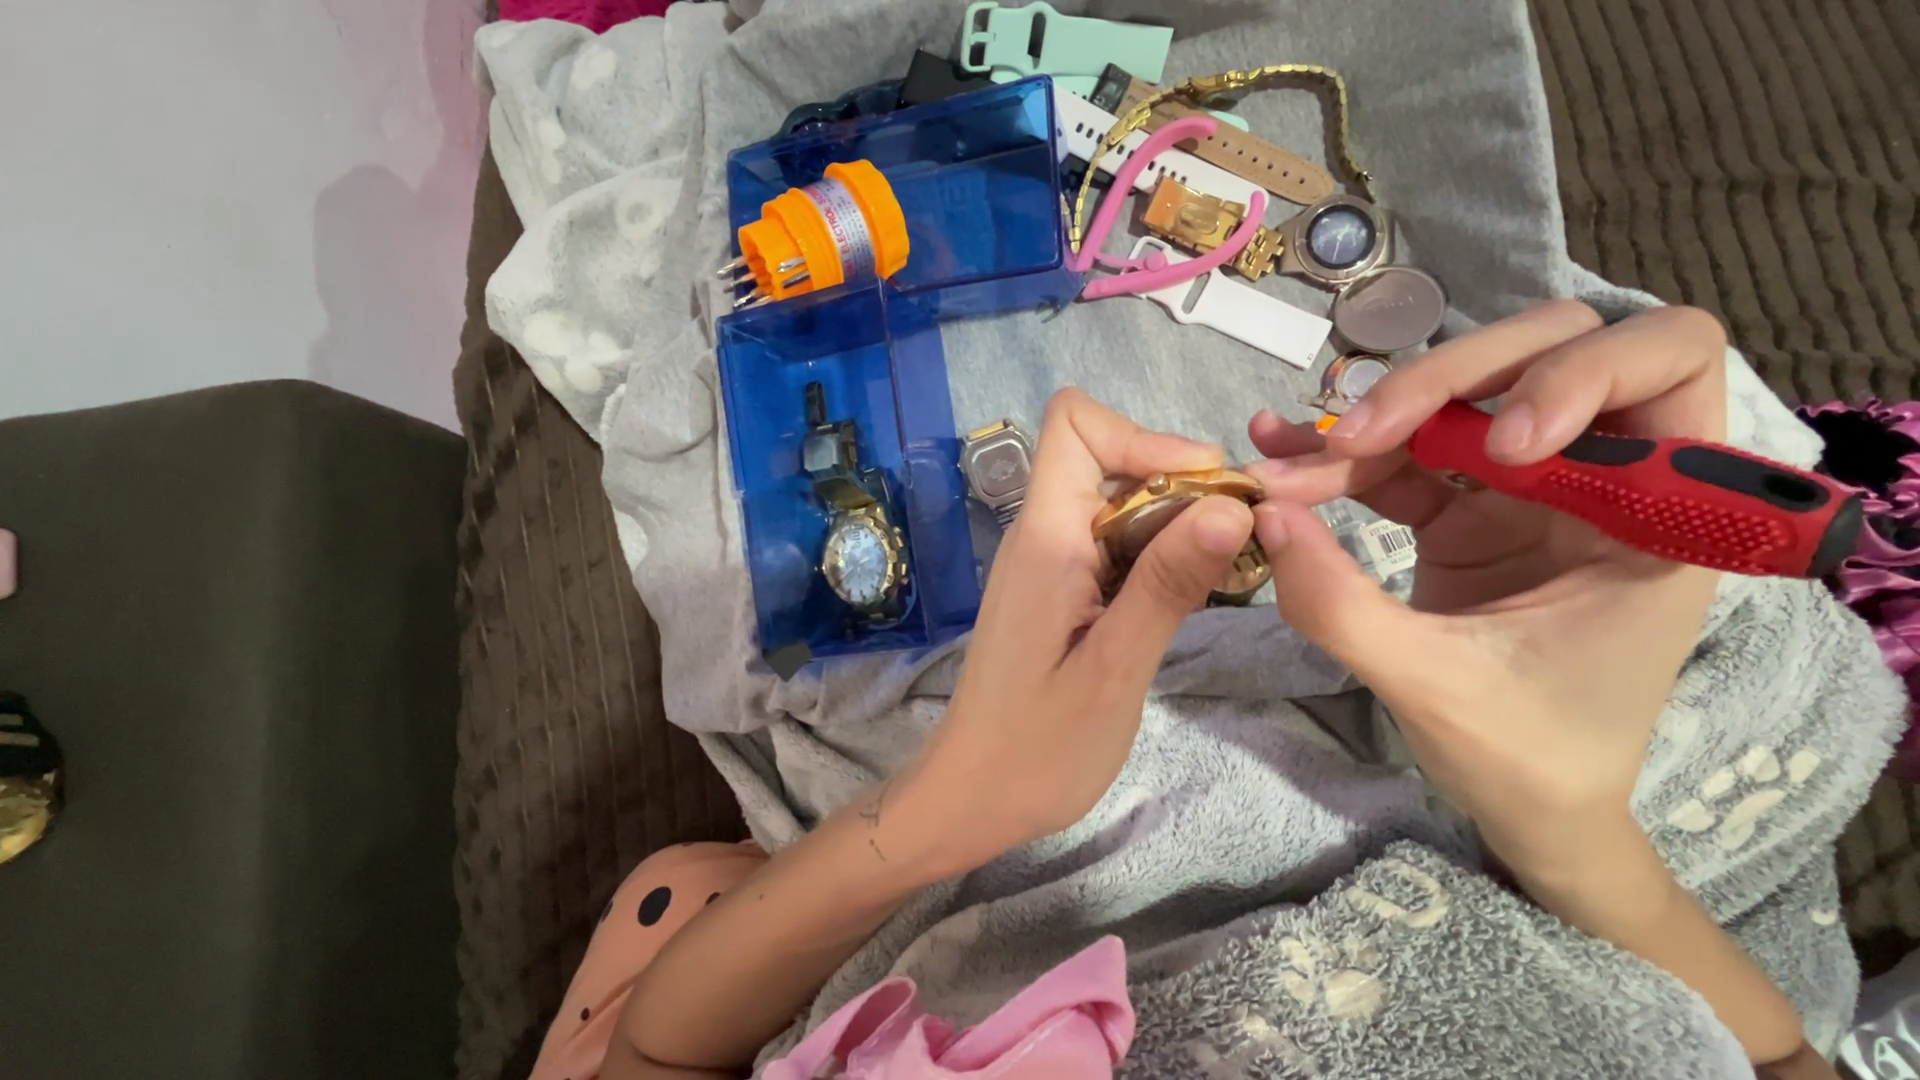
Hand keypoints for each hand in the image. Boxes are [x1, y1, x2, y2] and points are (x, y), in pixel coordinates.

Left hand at [901, 388, 1253, 875]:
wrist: (975, 795)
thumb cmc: (1038, 747)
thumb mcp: (1115, 668)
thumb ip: (1166, 582)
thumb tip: (1230, 503)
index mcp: (1045, 538)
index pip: (1075, 424)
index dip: (1143, 436)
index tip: (1204, 492)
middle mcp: (1041, 534)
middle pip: (1107, 457)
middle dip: (1179, 482)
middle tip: (1237, 541)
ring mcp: (1048, 562)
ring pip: (1117, 503)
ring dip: (1175, 522)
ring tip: (1225, 572)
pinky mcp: (1059, 591)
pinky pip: (1112, 545)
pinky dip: (1156, 555)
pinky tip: (1189, 597)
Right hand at [1243, 301, 1728, 893]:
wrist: (1524, 804)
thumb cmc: (1525, 757)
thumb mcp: (1433, 686)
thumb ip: (1340, 604)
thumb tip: (1262, 514)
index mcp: (1660, 512)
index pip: (1662, 363)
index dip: (1579, 373)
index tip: (1504, 450)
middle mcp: (1600, 477)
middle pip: (1543, 350)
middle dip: (1442, 382)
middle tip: (1357, 436)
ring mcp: (1524, 489)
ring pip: (1453, 401)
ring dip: (1366, 423)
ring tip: (1282, 460)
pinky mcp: (1463, 511)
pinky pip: (1399, 458)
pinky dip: (1338, 458)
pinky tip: (1279, 455)